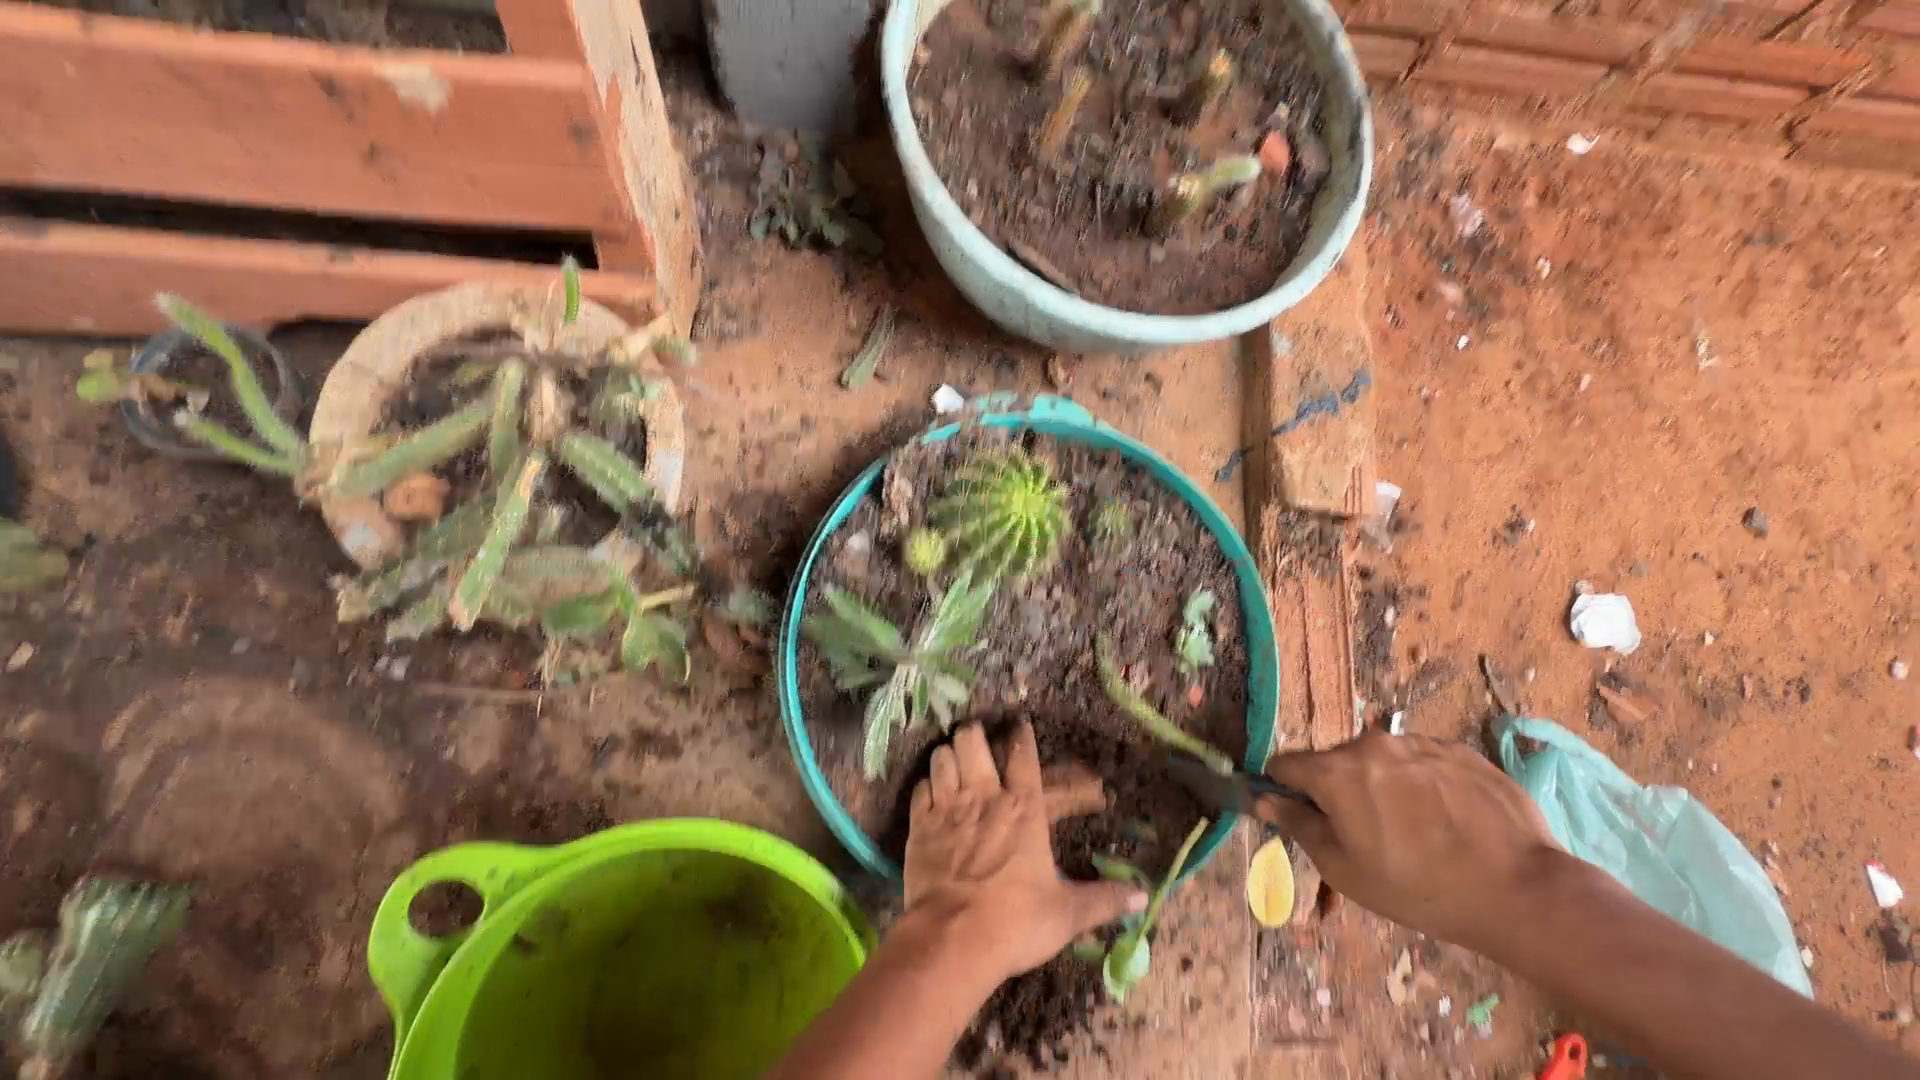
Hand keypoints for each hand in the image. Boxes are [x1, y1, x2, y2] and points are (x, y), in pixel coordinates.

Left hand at [904, 722, 1145, 983]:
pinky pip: (921, 788)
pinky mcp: (920, 826)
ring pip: (943, 758)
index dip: (1021, 735)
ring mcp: (947, 808)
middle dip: (974, 733)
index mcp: (1024, 809)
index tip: (1019, 723)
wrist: (953, 939)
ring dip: (948, 754)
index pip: (1023, 755)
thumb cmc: (1016, 921)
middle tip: (977, 737)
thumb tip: (1142, 898)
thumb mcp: (1068, 914)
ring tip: (952, 757)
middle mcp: (984, 797)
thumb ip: (1104, 900)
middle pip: (973, 742)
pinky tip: (930, 791)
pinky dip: (926, 785)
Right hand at [1258, 734, 1565, 952]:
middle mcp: (1371, 744)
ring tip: (1414, 830)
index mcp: (1335, 771)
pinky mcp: (1459, 751)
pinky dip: (1420, 784)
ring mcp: (1419, 743)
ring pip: (1380, 760)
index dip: (1284, 789)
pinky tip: (1446, 821)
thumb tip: (1264, 798)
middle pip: (1334, 762)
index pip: (1285, 764)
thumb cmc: (1418, 888)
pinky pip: (1420, 762)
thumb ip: (1297, 824)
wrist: (1520, 891)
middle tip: (1365, 835)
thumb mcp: (1343, 868)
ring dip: (1381, 785)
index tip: (1300, 816)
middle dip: (1337, 790)